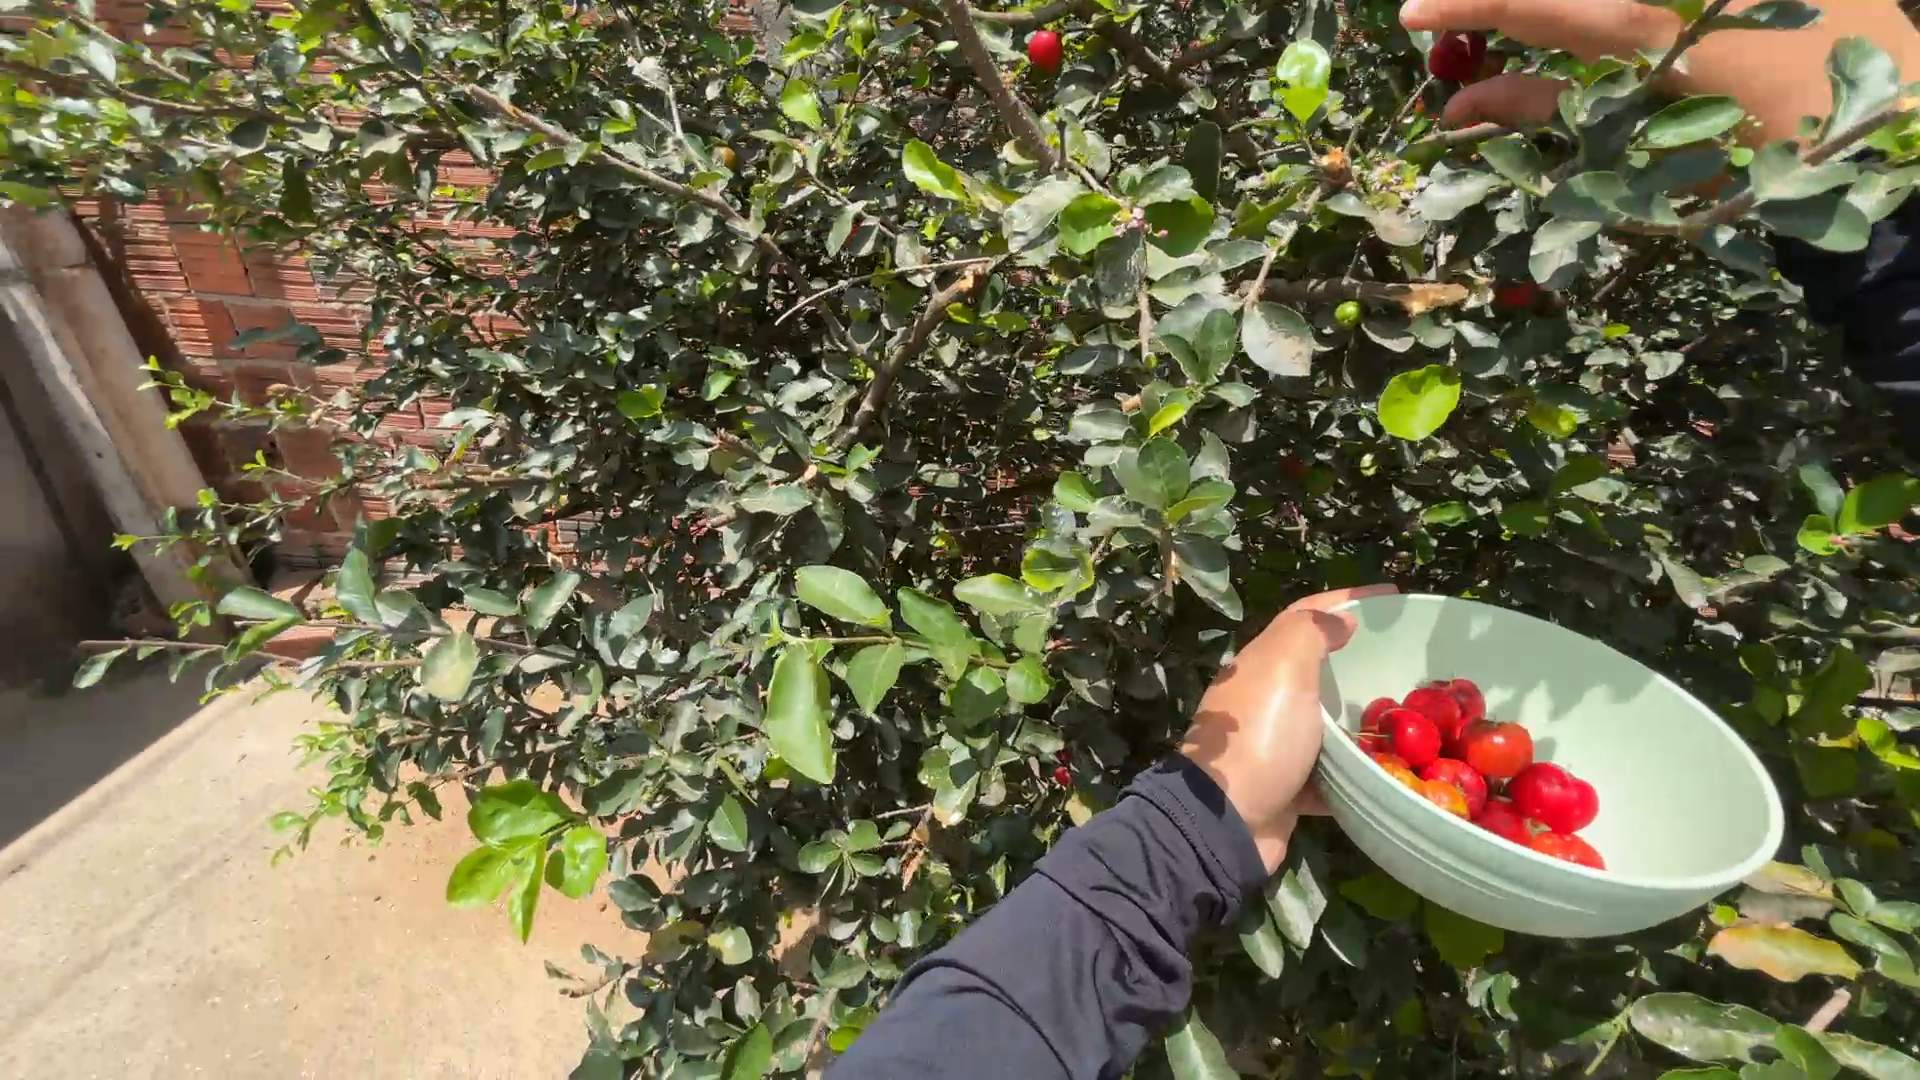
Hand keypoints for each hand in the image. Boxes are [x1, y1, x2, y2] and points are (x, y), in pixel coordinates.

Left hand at [1181, 584, 1397, 872]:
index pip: (1305, 616)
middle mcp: (1263, 696)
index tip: (1396, 596)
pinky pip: (1333, 770)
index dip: (1347, 599)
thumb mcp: (1282, 669)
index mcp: (1260, 663)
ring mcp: (1274, 742)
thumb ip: (1307, 634)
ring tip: (1419, 713)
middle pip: (1316, 666)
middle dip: (1361, 657)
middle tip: (1414, 660)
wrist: (1227, 819)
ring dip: (1365, 715)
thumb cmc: (1260, 735)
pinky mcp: (1289, 784)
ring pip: (1327, 720)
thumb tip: (1339, 617)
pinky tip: (1398, 768)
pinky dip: (1360, 767)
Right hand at [1400, 0, 1919, 143]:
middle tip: (1456, 11)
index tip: (1412, 11)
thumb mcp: (1629, 142)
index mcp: (1644, 29)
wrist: (1876, 125)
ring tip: (1510, 17)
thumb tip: (1457, 106)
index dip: (1466, 4)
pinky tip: (1570, 25)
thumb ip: (1537, 111)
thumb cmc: (1738, 154)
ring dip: (1548, 0)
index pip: (1532, 3)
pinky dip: (1587, 5)